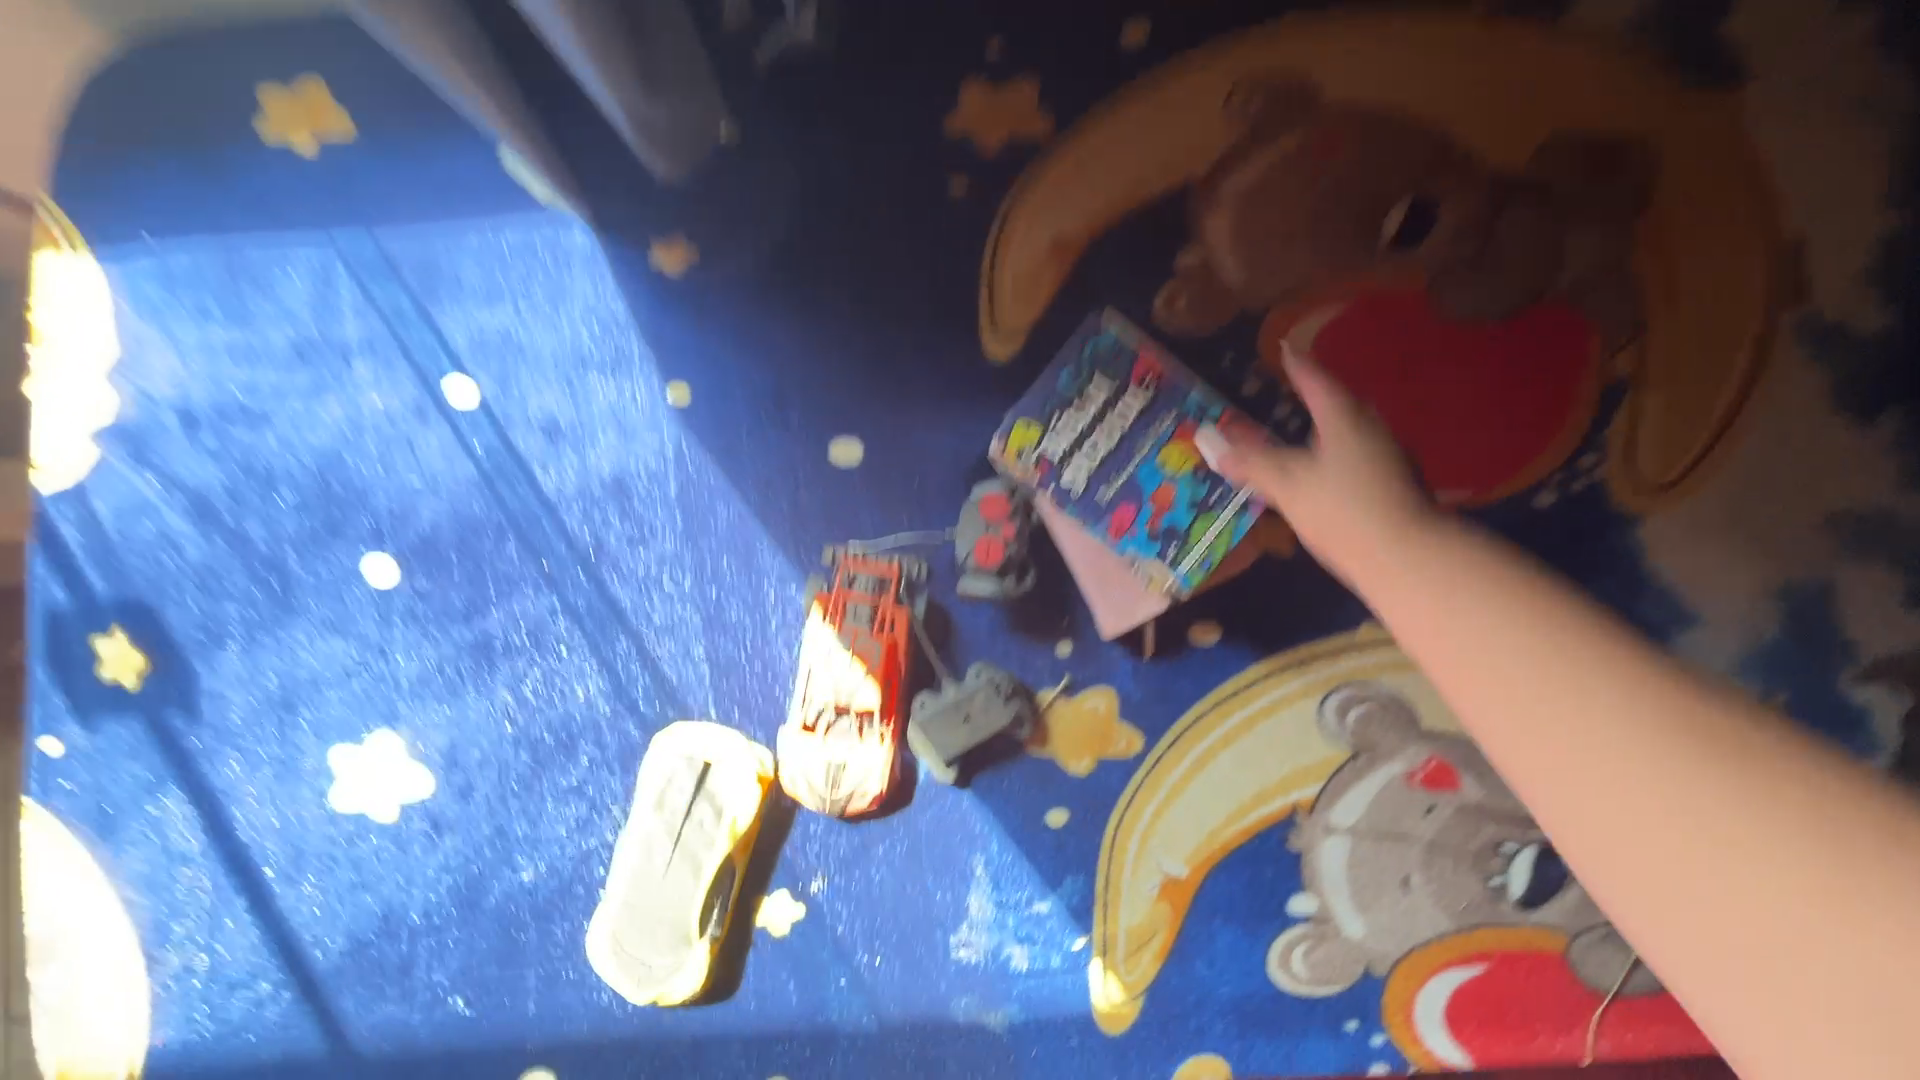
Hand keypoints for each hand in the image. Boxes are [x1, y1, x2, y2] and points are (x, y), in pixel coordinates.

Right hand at [1195, 345, 1433, 584]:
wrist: (1405, 556)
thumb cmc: (1341, 511)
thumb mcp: (1287, 485)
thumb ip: (1252, 464)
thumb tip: (1216, 448)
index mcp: (1343, 419)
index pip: (1315, 381)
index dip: (1296, 365)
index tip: (1284, 348)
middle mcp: (1370, 428)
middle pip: (1340, 402)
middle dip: (1315, 395)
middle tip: (1294, 389)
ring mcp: (1388, 455)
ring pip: (1351, 429)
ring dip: (1327, 425)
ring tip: (1304, 429)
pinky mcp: (1395, 483)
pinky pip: (1358, 453)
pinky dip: (1337, 452)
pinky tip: (1325, 469)